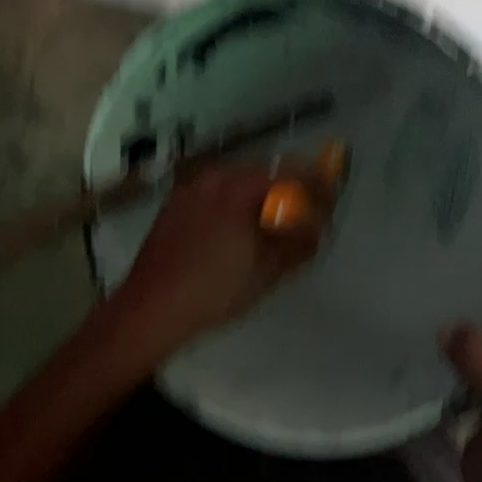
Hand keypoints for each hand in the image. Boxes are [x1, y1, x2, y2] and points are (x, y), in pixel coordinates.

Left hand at [109, 162, 328, 353]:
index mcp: (238, 189)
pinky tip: (238, 230)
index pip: (290, 174)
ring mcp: (191, 188)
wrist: (148, 309)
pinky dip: (234, 203)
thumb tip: (317, 229)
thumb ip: (297, 244)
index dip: (317, 183)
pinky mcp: (176, 203)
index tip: (333, 194)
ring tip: (273, 223)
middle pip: (264, 173)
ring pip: (238, 182)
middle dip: (288, 189)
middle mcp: (214, 178)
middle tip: (306, 213)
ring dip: (260, 195)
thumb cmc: (212, 292)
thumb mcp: (265, 273)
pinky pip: (216, 193)